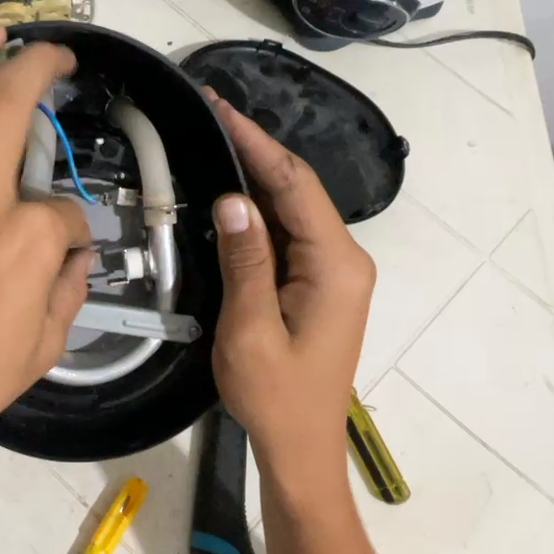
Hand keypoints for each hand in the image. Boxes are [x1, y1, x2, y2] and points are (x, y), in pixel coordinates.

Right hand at [204, 90, 375, 452]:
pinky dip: (260, 211)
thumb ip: (246, 262)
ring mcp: (334, 272)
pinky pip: (290, 235)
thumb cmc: (276, 395)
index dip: (257, 144)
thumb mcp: (251, 330)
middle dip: (255, 150)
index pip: (295, 186)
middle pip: (298, 190)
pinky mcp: (319, 285)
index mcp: (335, 265)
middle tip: (209, 115)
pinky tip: (232, 196)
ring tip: (214, 142)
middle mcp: (344, 259)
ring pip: (294, 210)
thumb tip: (234, 200)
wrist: (301, 445)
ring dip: (256, 178)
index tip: (220, 108)